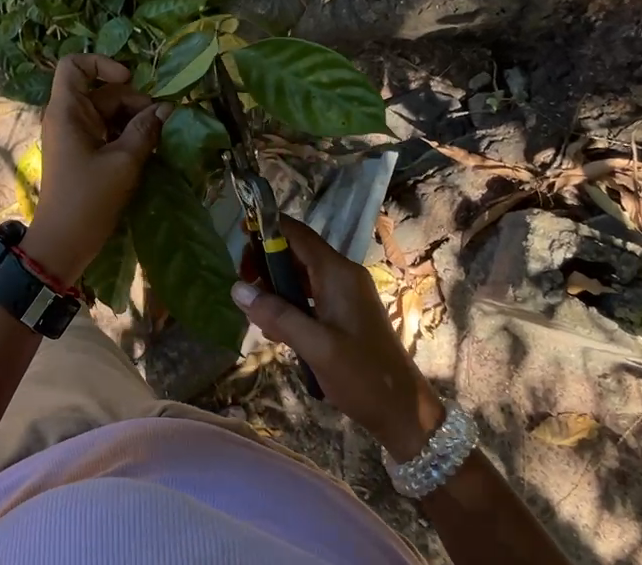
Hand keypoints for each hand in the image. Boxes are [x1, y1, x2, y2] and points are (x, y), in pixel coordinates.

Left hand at [21, 55, 169, 285]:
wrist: (64, 242)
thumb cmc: (89, 199)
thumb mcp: (123, 162)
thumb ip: (145, 130)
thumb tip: (167, 109)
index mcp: (66, 111)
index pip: (73, 65)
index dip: (101, 64)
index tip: (130, 81)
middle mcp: (66, 116)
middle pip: (101, 91)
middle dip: (133, 100)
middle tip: (161, 122)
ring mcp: (74, 135)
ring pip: (107, 112)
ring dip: (134, 119)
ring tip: (159, 136)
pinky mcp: (83, 152)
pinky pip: (106, 130)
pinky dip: (126, 134)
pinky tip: (149, 148)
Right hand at [231, 217, 445, 458]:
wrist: (405, 413)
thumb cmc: (363, 376)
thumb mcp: (315, 346)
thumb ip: (276, 314)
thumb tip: (236, 288)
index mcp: (338, 273)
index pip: (296, 233)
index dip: (265, 228)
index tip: (237, 238)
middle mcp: (342, 276)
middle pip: (295, 252)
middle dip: (264, 262)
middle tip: (243, 286)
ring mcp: (345, 295)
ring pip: (299, 275)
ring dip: (274, 286)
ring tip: (254, 311)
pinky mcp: (344, 313)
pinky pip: (308, 295)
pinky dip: (288, 303)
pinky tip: (274, 328)